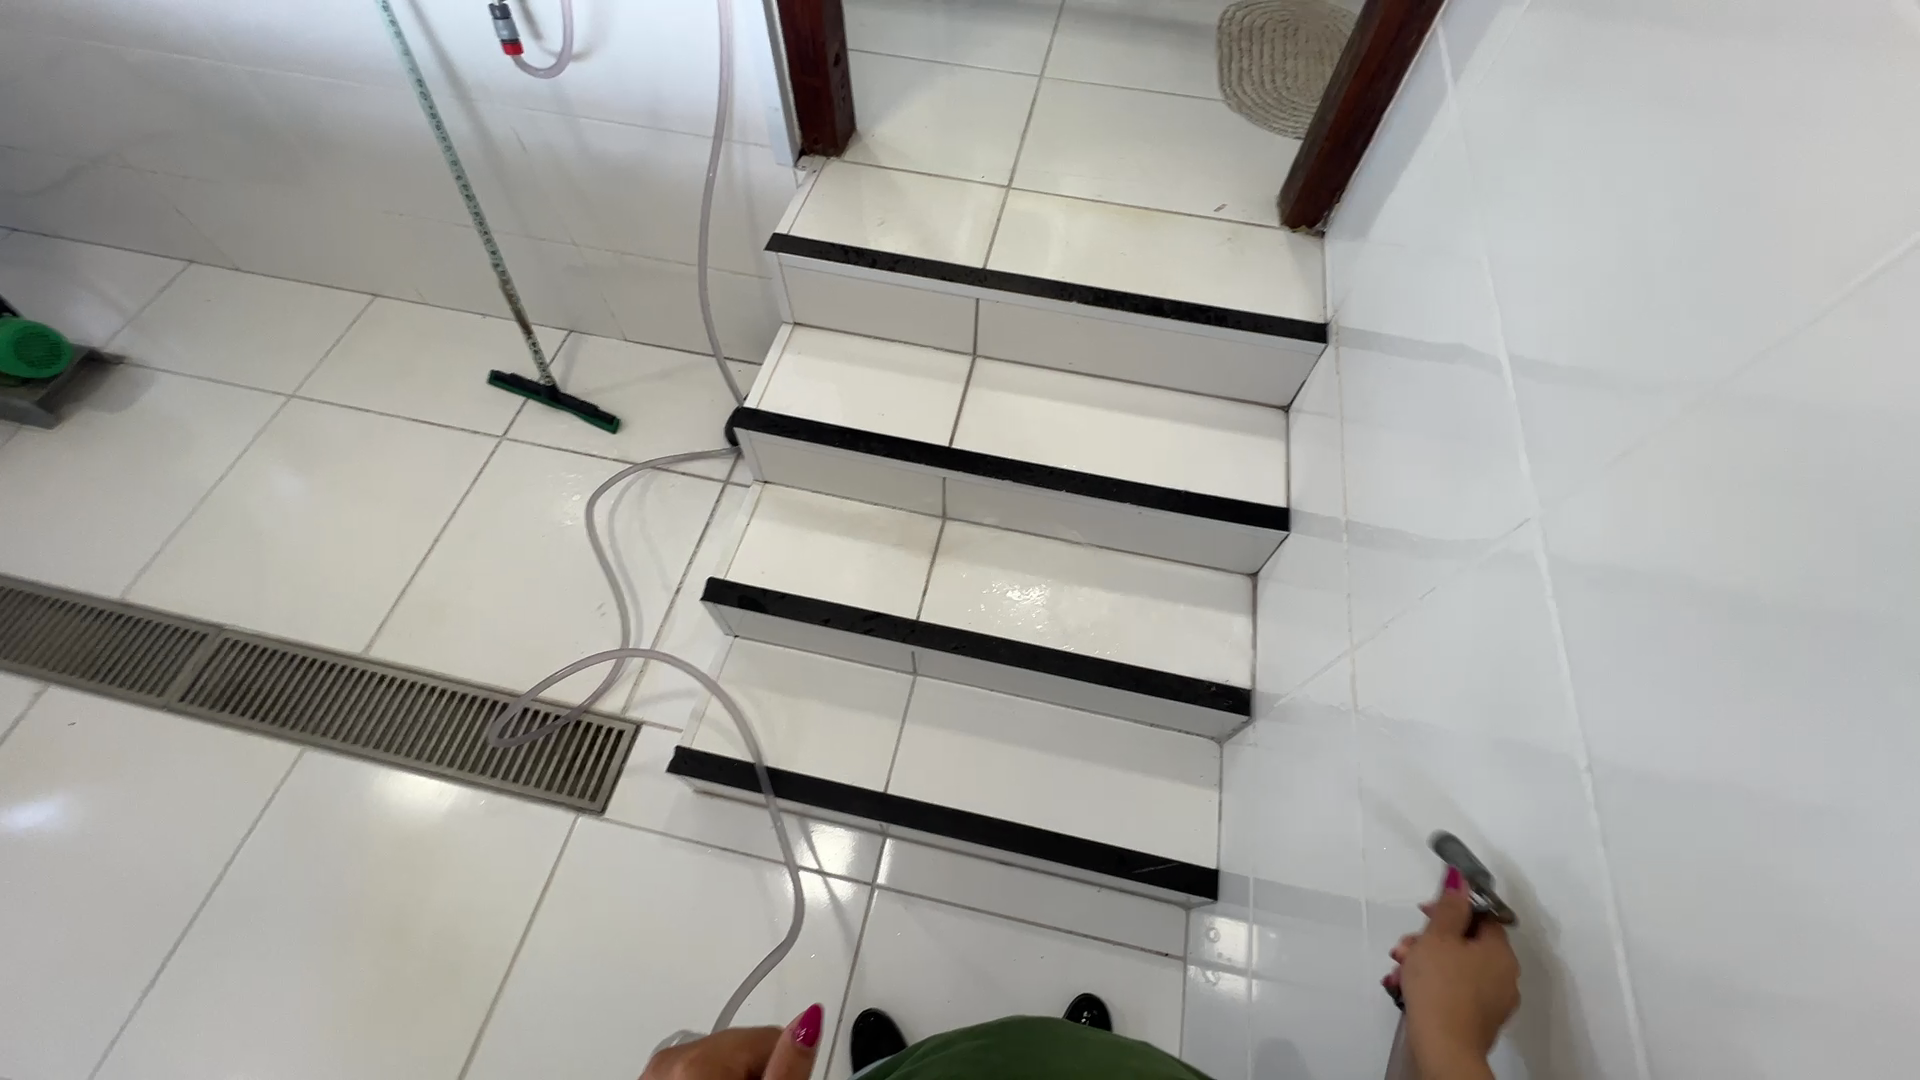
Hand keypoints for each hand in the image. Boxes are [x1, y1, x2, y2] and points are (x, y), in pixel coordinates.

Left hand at [640, 1004, 822, 1079]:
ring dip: (729, 1078)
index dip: (782, 1066)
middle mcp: (669, 1056)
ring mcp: (650, 1071)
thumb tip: (810, 1016)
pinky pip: (687, 1071)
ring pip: (715, 1059)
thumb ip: (788, 1064)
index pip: (772, 1034)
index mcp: (699, 1055)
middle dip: (755, 1072)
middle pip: (742, 1044)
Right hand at [1383, 872, 1518, 1078]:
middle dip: (1430, 938)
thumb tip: (1461, 880)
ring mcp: (1494, 999)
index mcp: (1500, 952)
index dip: (1451, 908)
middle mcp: (1505, 975)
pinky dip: (1434, 980)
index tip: (1423, 912)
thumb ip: (1448, 906)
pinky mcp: (1480, 1017)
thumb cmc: (1439, 983)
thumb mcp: (1437, 936)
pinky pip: (1456, 987)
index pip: (1482, 916)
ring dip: (1426, 958)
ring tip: (1400, 966)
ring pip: (1457, 964)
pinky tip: (1409, 984)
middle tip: (1405, 945)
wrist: (1444, 1045)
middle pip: (1465, 941)